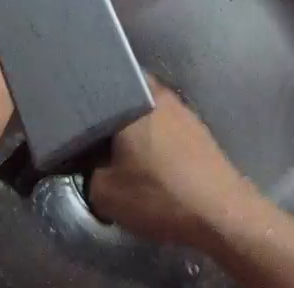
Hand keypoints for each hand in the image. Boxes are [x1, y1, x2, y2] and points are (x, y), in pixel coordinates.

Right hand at [88, 81, 259, 250]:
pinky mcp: (197, 127)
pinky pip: (165, 123)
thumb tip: (91, 162)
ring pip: (147, 109)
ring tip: (119, 149)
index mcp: (134, 98)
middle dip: (110, 112)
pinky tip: (149, 159)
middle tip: (94, 134)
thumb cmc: (160, 194)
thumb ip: (88, 172)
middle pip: (126, 93)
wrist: (220, 211)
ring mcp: (182, 108)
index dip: (85, 99)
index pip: (102, 83)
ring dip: (134, 125)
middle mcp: (159, 94)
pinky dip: (154, 137)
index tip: (73, 115)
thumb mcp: (106, 194)